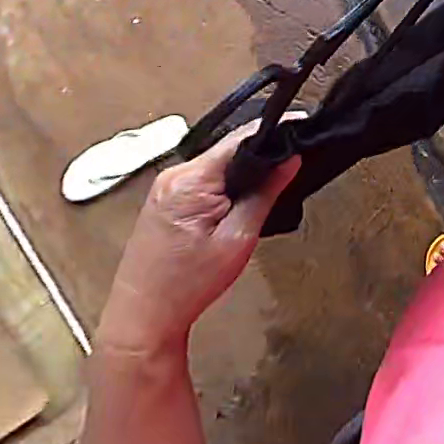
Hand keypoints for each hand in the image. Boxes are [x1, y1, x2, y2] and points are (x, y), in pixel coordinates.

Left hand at [93, 119, 301, 359]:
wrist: (143, 319)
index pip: (240, 139)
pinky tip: (241, 195)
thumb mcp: (238, 238)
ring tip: (272, 179)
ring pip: (218, 162)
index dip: (273, 130)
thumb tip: (289, 159)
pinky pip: (205, 175)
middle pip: (228, 147)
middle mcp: (174, 174)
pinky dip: (227, 180)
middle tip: (293, 158)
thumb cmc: (187, 285)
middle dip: (261, 151)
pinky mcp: (166, 196)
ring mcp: (166, 185)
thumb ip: (265, 193)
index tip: (300, 125)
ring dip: (244, 168)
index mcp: (190, 180)